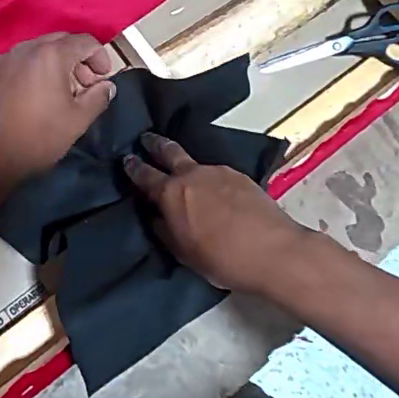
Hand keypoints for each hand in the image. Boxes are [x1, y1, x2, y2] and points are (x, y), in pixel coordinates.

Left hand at [0, 33, 115, 186]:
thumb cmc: (39, 136)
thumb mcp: (78, 119)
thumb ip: (98, 97)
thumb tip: (107, 87)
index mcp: (51, 55)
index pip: (85, 41)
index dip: (101, 57)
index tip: (103, 78)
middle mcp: (27, 48)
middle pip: (62, 41)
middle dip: (79, 59)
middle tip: (87, 85)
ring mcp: (5, 59)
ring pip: (40, 50)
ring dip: (58, 64)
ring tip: (64, 93)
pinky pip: (22, 61)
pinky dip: (37, 70)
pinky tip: (39, 97)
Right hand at [123, 132, 310, 293]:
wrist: (272, 251)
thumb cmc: (222, 259)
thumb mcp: (183, 252)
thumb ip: (165, 230)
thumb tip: (156, 217)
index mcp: (171, 193)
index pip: (144, 175)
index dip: (133, 167)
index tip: (126, 159)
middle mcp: (193, 175)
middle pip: (169, 151)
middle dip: (154, 144)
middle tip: (146, 138)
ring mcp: (219, 172)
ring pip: (196, 163)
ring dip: (187, 166)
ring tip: (185, 174)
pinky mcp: (241, 176)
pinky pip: (217, 173)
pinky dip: (210, 178)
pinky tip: (215, 191)